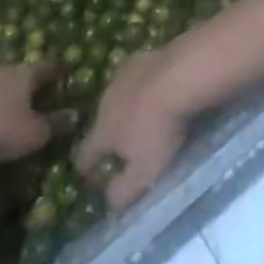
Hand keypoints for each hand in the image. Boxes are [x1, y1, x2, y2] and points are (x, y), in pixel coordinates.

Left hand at [0, 63, 57, 166]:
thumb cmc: (1, 132)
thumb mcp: (37, 134)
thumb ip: (57, 123)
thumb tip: (75, 115)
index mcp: (25, 73)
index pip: (48, 66)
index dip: (58, 71)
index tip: (65, 75)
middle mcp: (1, 69)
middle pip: (21, 70)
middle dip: (30, 80)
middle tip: (38, 93)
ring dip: (5, 89)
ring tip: (11, 104)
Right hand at [74, 50, 189, 210]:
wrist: (179, 75)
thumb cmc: (160, 129)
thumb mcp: (145, 171)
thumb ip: (124, 191)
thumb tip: (109, 206)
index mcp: (103, 131)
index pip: (85, 154)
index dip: (86, 168)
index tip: (89, 176)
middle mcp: (106, 102)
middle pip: (101, 122)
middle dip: (110, 135)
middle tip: (125, 147)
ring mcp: (123, 76)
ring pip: (119, 97)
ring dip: (127, 108)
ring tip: (144, 116)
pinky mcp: (142, 57)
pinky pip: (138, 77)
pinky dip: (145, 86)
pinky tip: (161, 89)